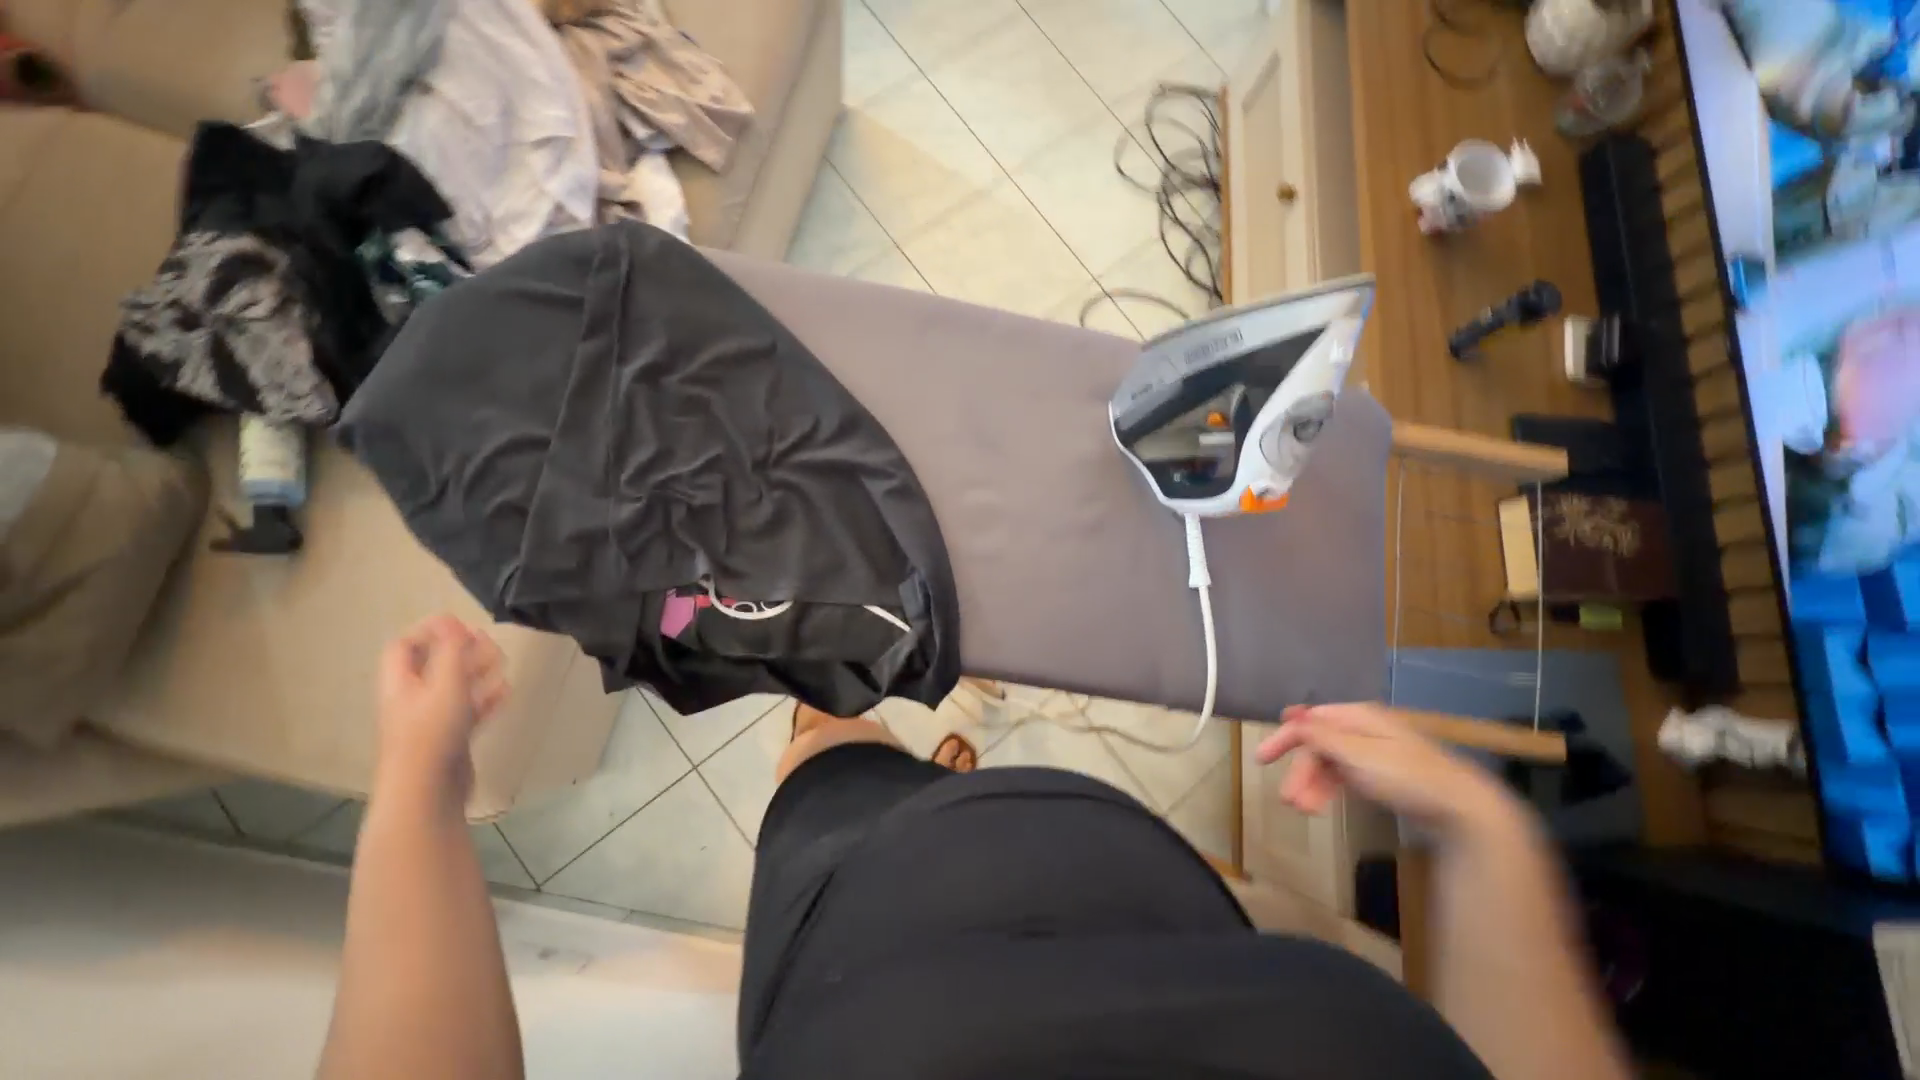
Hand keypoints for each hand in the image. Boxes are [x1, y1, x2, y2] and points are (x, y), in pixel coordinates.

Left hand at [375, 615, 509, 795]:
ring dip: (477, 672)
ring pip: (454, 687)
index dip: (428, 630)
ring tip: (501, 664)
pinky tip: (504, 693)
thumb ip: (450, 651)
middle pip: (432, 664)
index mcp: (401, 683)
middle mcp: (412, 698)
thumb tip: (451, 621)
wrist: (428, 792)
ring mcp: (432, 720)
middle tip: (488, 643)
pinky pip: (469, 710)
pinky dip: (486, 698)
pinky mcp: (450, 738)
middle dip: (460, 650)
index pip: (404, 646)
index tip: (461, 625)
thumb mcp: (445, 684)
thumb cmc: (432, 733)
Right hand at [1255, 702, 1520, 835]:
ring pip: (1329, 764)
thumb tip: (1290, 716)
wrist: (1461, 807)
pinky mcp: (1381, 775)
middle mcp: (1362, 730)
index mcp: (1357, 717)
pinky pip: (1343, 777)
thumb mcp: (1358, 755)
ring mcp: (1372, 753)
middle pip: (1318, 746)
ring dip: (1312, 784)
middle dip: (1301, 772)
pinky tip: (1322, 806)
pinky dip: (1329, 790)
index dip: (1284, 738)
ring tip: (1304, 811)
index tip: (1261, 760)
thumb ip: (1321, 736)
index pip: (1309, 721)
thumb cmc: (1407, 776)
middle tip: (1288, 802)